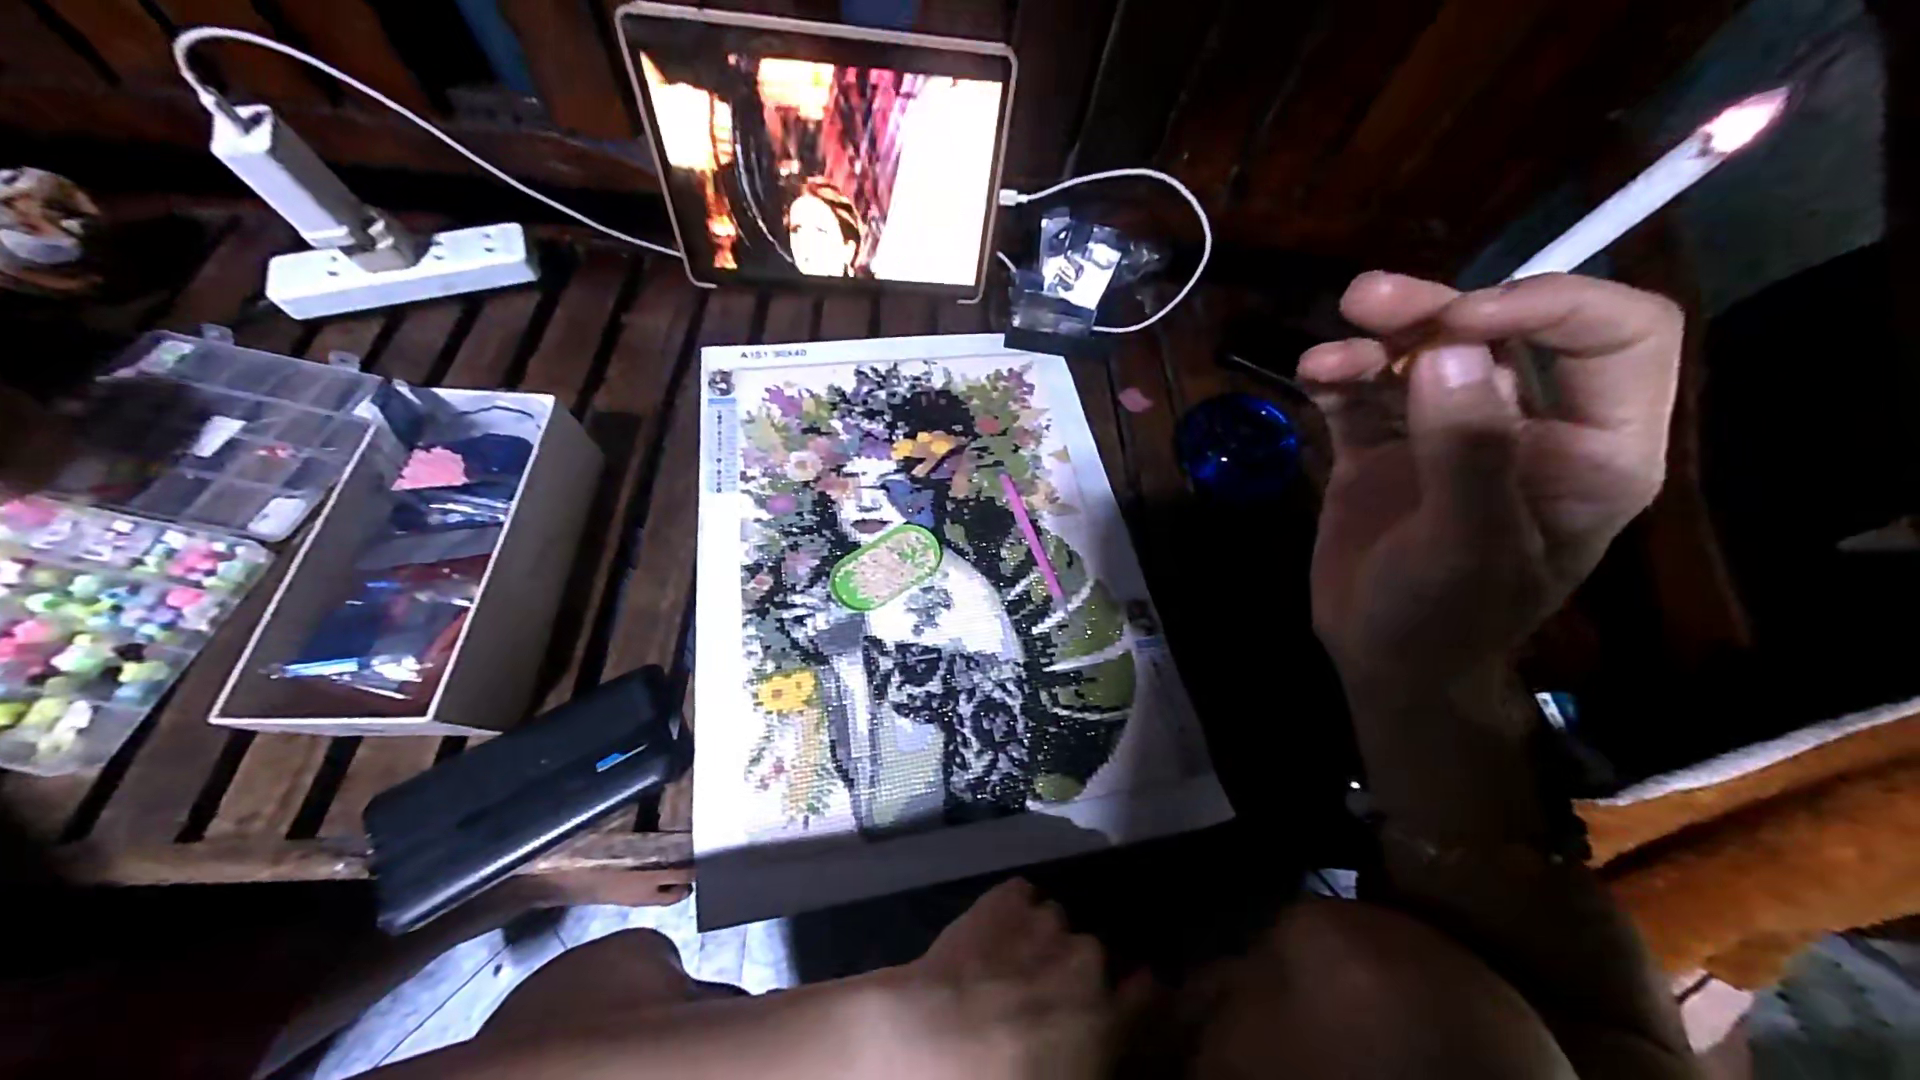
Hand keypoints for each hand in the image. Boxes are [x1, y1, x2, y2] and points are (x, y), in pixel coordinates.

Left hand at [865, 879, 1120, 1079]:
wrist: (932, 1040)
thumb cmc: (1001, 1079)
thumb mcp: (1068, 1073)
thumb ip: (1089, 1047)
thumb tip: (1082, 1036)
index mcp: (1107, 1017)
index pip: (1145, 993)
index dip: (1136, 990)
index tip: (1128, 989)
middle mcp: (1088, 961)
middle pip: (1090, 954)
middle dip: (1069, 968)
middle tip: (1036, 991)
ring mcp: (1045, 923)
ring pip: (1053, 920)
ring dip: (1037, 937)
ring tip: (1008, 957)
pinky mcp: (1005, 899)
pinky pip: (1020, 894)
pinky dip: (1010, 908)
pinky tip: (990, 928)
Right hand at [1301, 272, 1682, 704]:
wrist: (1378, 658)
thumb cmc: (1443, 619)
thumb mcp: (1464, 549)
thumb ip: (1467, 453)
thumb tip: (1449, 351)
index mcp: (1589, 449)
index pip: (1614, 336)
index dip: (1549, 306)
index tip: (1459, 321)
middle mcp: (1524, 426)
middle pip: (1496, 332)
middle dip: (1434, 308)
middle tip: (1367, 299)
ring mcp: (1445, 434)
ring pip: (1420, 355)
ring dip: (1373, 341)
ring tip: (1325, 354)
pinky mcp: (1382, 448)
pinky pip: (1363, 394)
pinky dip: (1337, 377)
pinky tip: (1311, 375)